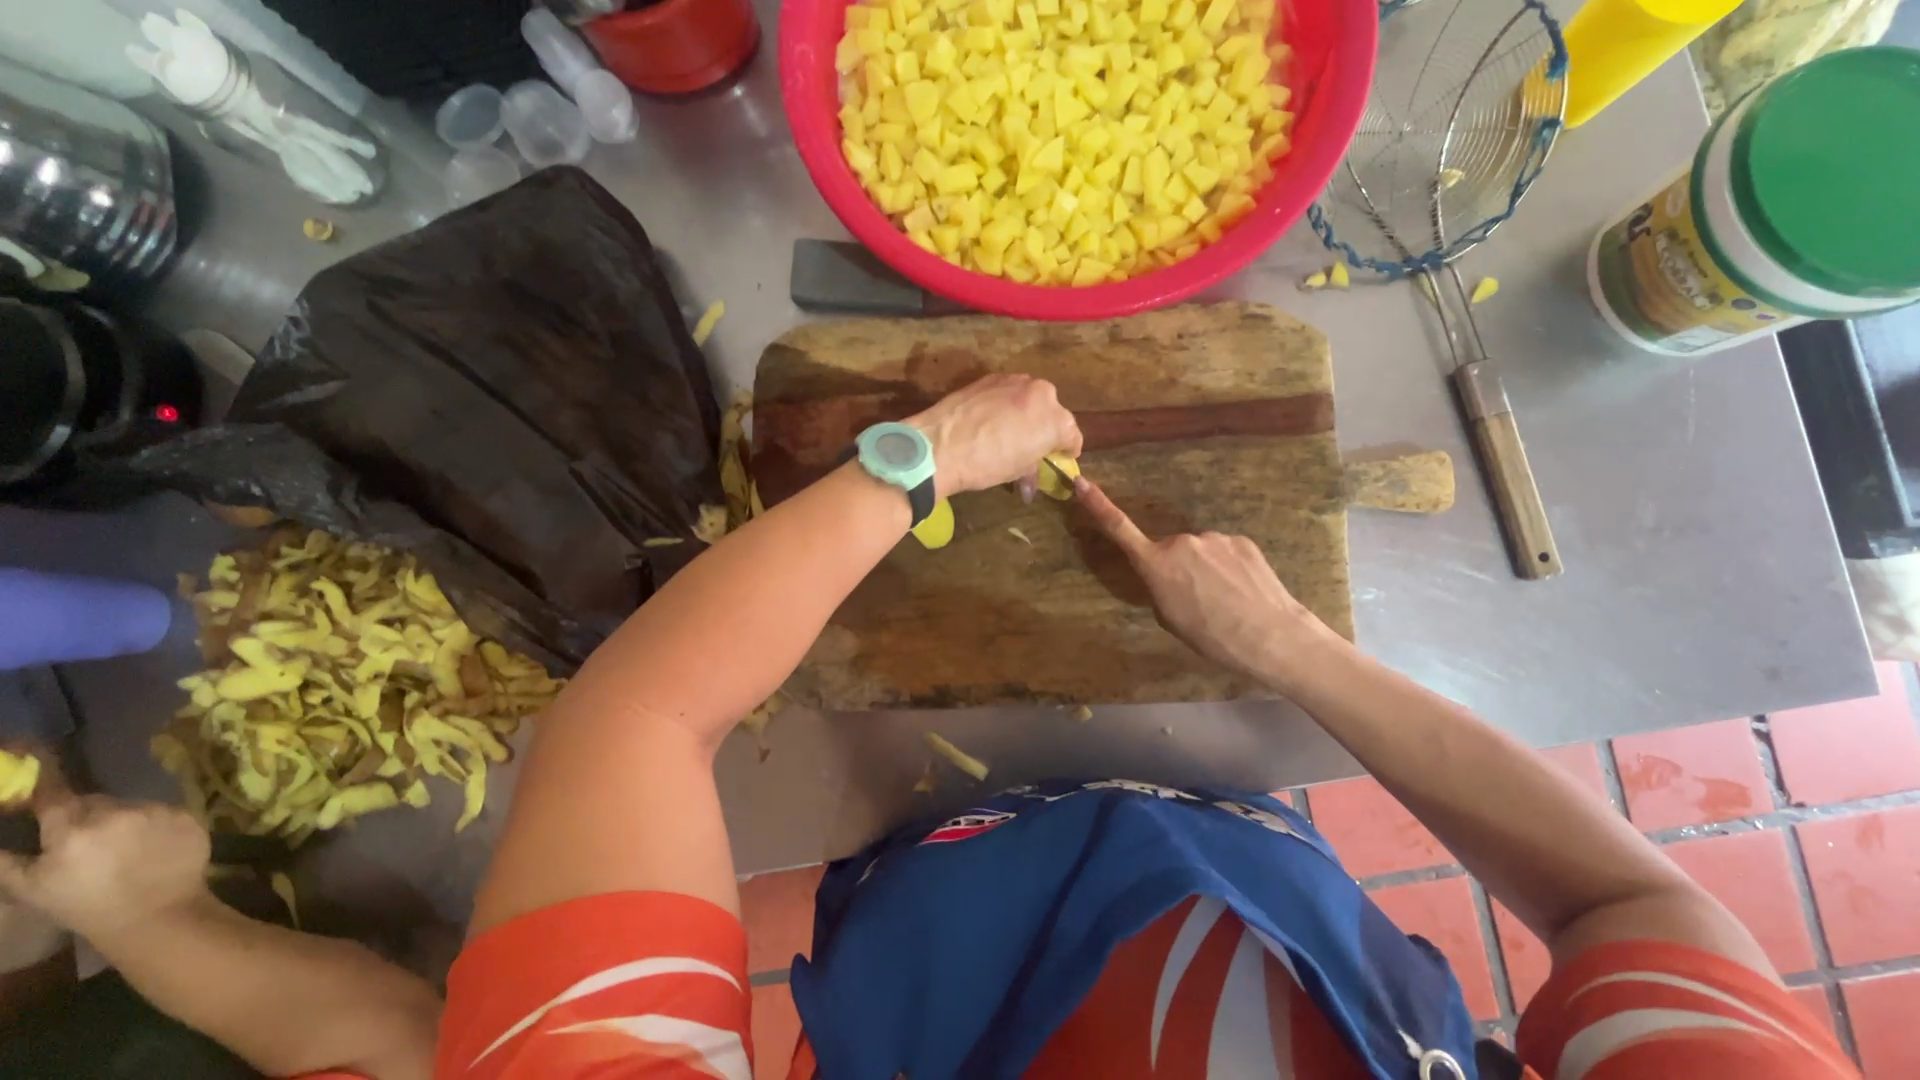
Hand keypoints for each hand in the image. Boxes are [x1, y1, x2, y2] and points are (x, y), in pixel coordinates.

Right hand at [0, 793, 212, 940]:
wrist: (156, 912)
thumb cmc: (84, 905)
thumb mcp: (30, 888)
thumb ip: (5, 862)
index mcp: (73, 827)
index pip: (54, 794)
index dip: (47, 788)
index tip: (44, 784)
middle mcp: (117, 811)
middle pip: (93, 801)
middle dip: (85, 815)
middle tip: (84, 839)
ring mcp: (157, 811)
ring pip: (130, 805)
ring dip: (121, 819)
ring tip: (120, 847)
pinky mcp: (187, 815)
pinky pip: (162, 812)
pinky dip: (153, 824)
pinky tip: (150, 846)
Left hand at [908, 374, 1081, 499]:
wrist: (941, 446)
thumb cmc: (987, 464)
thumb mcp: (1017, 471)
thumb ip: (1033, 467)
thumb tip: (1030, 482)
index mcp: (1058, 420)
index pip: (1073, 437)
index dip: (1066, 451)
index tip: (1059, 458)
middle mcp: (1043, 394)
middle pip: (1052, 413)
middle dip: (1045, 428)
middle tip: (1031, 446)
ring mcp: (1016, 381)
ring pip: (1030, 398)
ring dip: (1026, 413)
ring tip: (1008, 432)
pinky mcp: (992, 377)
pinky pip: (1008, 392)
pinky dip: (1006, 403)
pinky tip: (991, 419)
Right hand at [1077, 478, 1329, 681]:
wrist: (1269, 635)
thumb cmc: (1212, 637)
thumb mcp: (1171, 620)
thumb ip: (1161, 590)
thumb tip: (1171, 577)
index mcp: (1157, 565)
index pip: (1120, 529)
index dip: (1097, 505)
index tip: (1081, 481)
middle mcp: (1181, 542)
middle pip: (1172, 551)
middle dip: (1178, 570)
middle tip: (1198, 603)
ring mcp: (1214, 538)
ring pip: (1202, 553)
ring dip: (1207, 571)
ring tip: (1227, 602)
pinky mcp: (1241, 541)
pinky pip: (1226, 553)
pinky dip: (1230, 569)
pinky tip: (1244, 592)